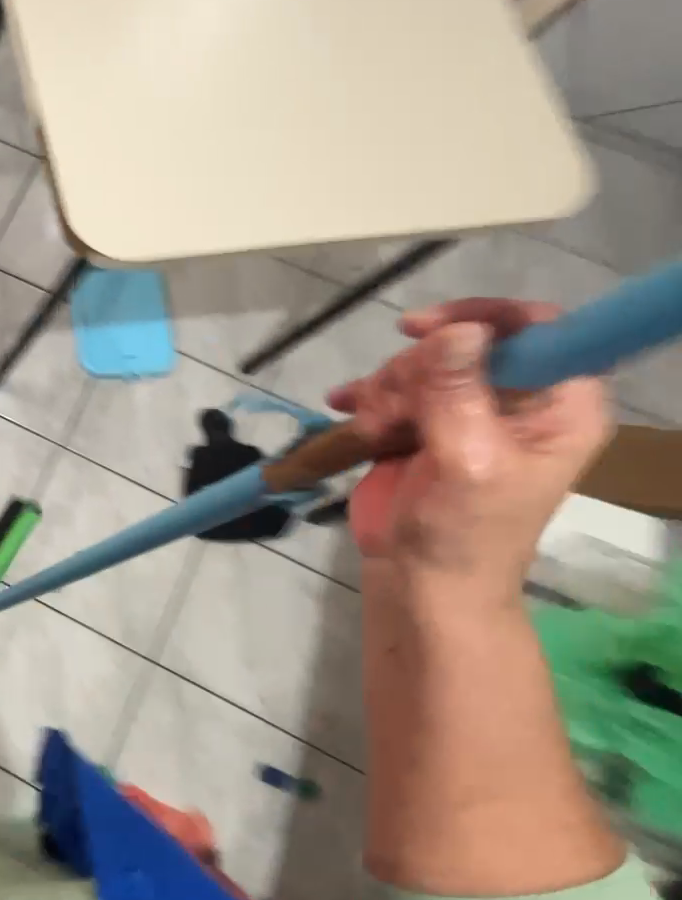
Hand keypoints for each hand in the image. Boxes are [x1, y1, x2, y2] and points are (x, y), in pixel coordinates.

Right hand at [327, 299, 612, 603]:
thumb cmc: (464, 530)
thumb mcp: (467, 460)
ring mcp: (462, 415)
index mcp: (556, 405)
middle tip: (389, 410)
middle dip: (414, 372)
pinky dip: (364, 398)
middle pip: (460, 347)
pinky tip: (343, 408)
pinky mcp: (419, 431)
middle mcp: (514, 402)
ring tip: (371, 429)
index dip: (485, 320)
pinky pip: (390, 393)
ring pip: (419, 368)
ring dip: (383, 391)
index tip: (422, 330)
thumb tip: (456, 331)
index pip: (537, 332)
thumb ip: (459, 394)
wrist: (420, 579)